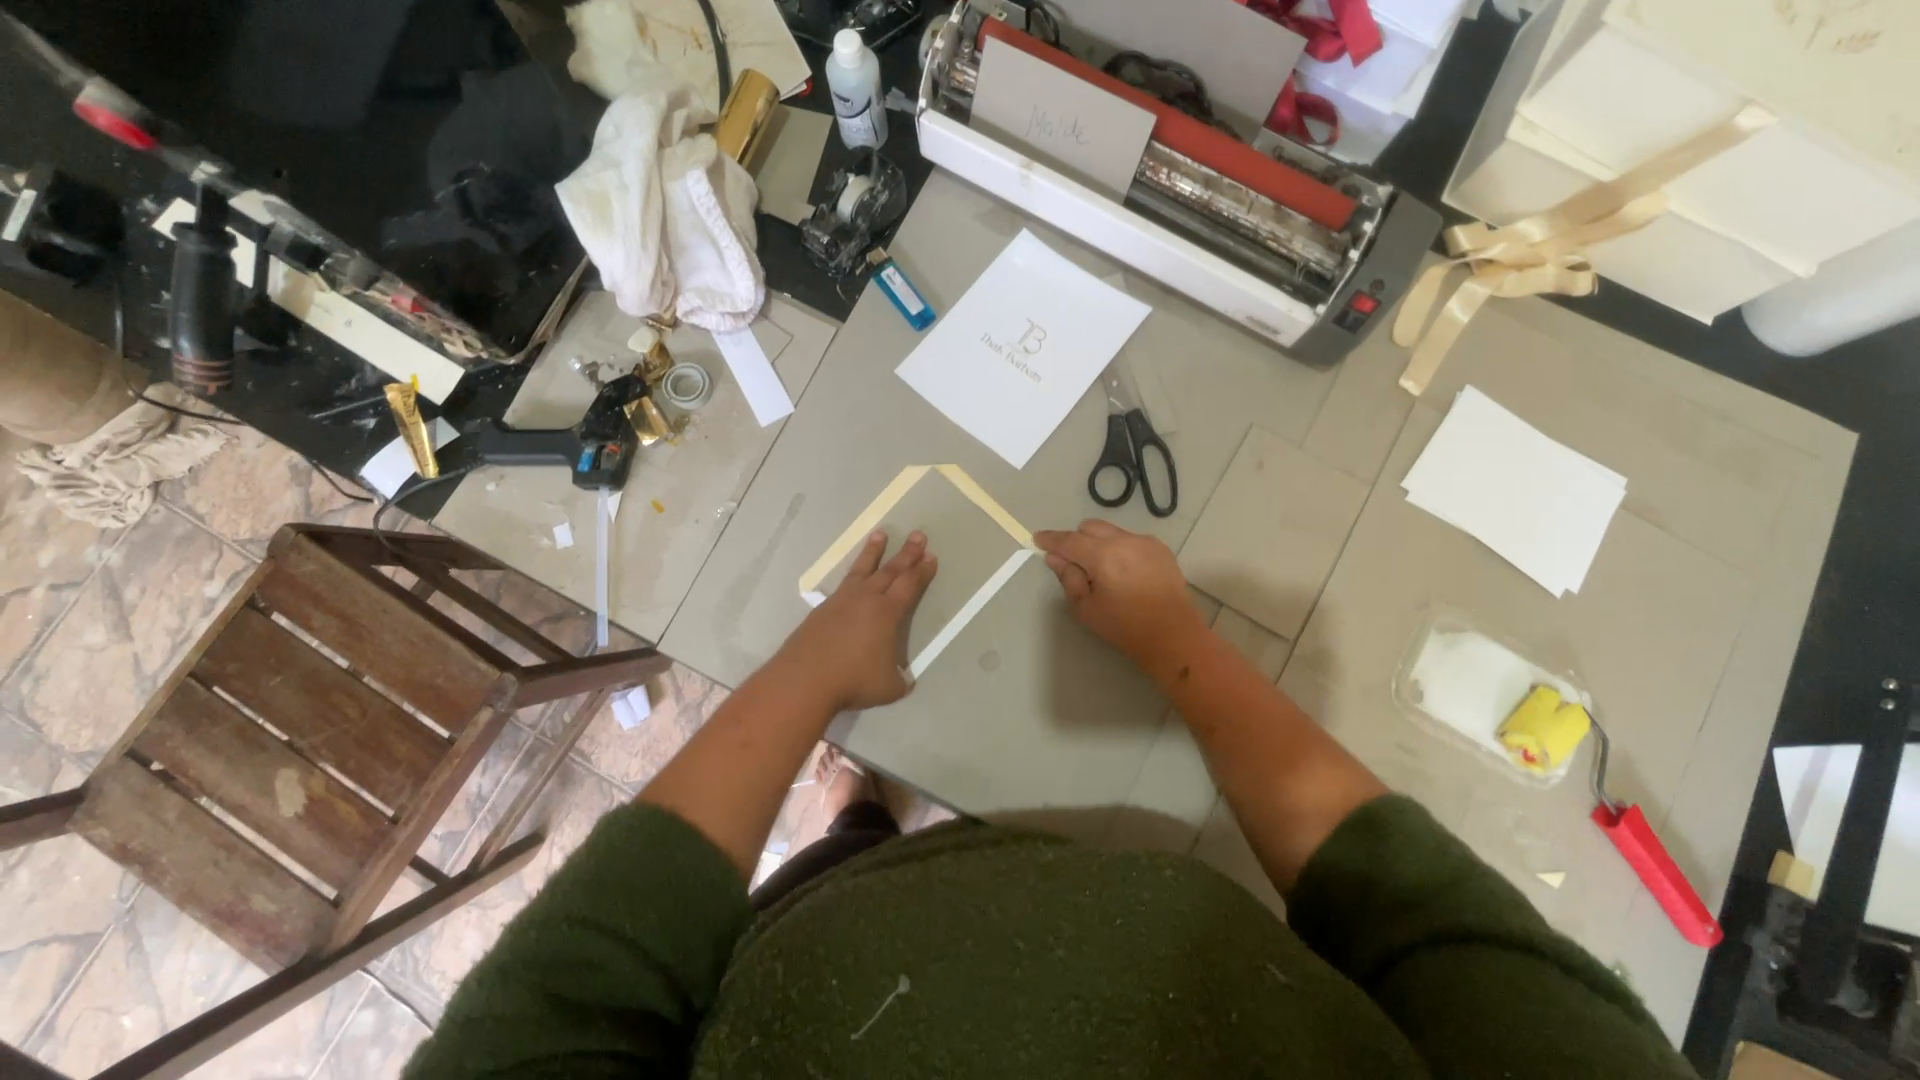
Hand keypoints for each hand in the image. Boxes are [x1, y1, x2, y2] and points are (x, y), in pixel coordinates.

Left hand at [771, 530, 937, 711]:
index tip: (931, 557)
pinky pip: (844, 583)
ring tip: (880, 534)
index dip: (922, 571)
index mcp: (887, 613)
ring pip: (863, 569)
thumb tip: (905, 680)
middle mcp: (866, 599)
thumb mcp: (889, 687)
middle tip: (918, 535)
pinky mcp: (823, 609)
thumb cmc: (853, 681)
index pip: (910, 585)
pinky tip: (853, 576)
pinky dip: (853, 573)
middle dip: (907, 553)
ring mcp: (842, 601)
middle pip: (891, 570)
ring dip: (874, 551)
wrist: (804, 679)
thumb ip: (900, 680)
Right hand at [1034, 519, 1206, 675]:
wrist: (1172, 635)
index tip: (1037, 538)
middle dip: (1077, 539)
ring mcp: (1145, 542)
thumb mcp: (1086, 608)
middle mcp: (1124, 540)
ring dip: (1099, 543)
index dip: (1051, 539)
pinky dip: (1120, 549)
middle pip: (1090, 527)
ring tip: (1103, 571)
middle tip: (1073, 562)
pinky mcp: (1161, 549)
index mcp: (1103, 555)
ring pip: (1112, 532)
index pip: (1069, 540)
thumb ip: (1068, 578)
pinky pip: (1131, 540)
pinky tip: (1125, 573)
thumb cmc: (1124, 626)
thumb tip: (1055, 557)